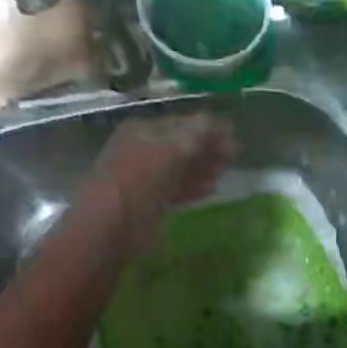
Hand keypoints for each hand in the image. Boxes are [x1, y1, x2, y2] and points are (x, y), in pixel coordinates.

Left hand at [84, 113, 236, 246]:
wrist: (110, 227)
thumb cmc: (139, 182)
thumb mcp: (170, 151)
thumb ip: (194, 134)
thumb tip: (213, 120)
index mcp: (143, 131)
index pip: (181, 123)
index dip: (208, 126)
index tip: (233, 132)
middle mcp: (142, 150)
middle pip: (182, 145)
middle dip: (209, 148)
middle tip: (235, 153)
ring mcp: (145, 177)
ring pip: (180, 168)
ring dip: (204, 168)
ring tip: (226, 170)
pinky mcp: (150, 202)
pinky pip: (176, 190)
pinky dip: (194, 187)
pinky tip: (212, 189)